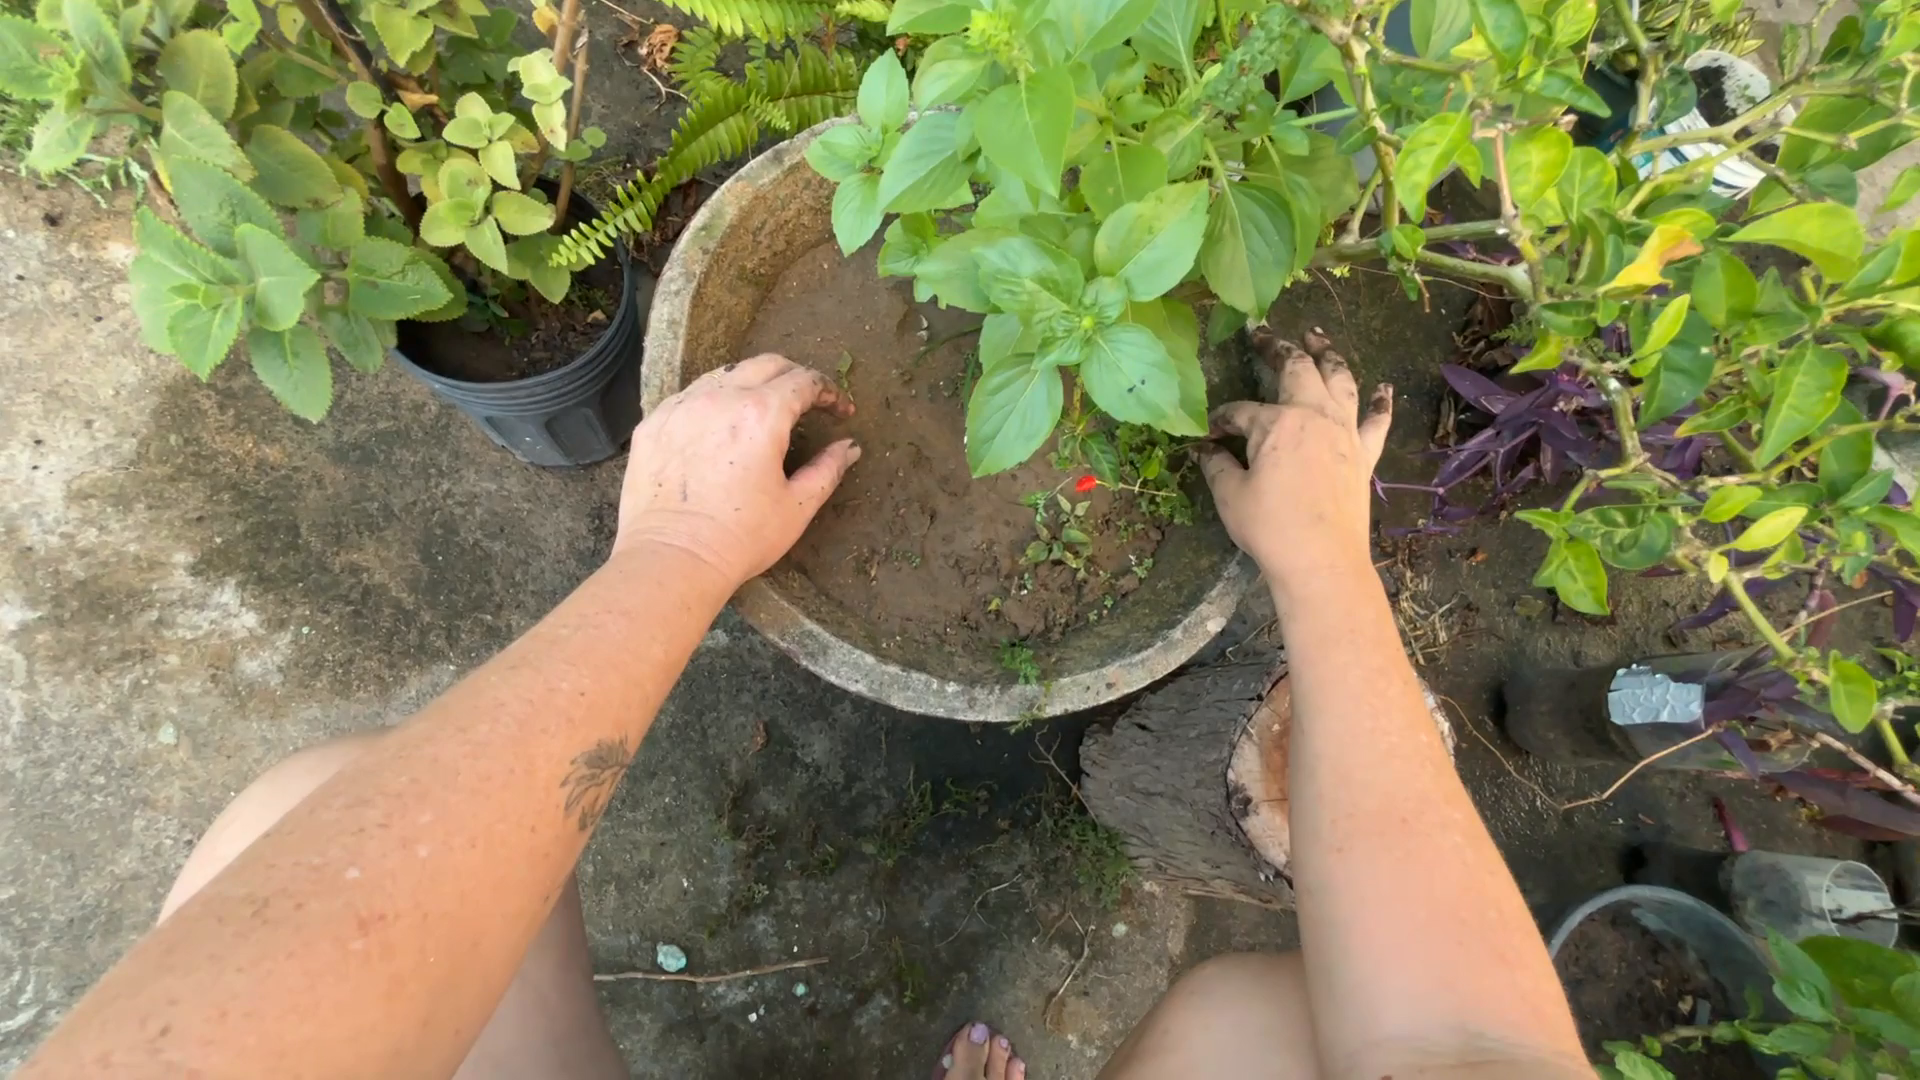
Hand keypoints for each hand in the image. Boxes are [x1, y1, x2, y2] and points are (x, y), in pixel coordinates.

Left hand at [613, 354, 859, 587]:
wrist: (672, 560)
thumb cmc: (741, 538)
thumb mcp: (797, 506)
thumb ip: (828, 469)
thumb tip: (849, 447)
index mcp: (761, 415)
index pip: (804, 381)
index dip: (829, 393)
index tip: (840, 411)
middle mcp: (719, 398)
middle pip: (765, 364)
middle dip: (793, 377)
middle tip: (807, 403)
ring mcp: (681, 407)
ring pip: (724, 374)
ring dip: (752, 385)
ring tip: (762, 413)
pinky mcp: (653, 423)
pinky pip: (689, 396)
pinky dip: (713, 402)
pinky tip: (720, 429)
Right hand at [1197, 328, 1391, 589]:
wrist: (1320, 560)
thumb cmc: (1269, 526)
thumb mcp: (1230, 495)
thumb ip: (1215, 465)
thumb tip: (1201, 449)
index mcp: (1276, 424)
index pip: (1240, 411)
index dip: (1220, 420)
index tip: (1207, 435)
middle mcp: (1315, 416)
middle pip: (1297, 370)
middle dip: (1277, 348)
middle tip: (1263, 333)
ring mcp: (1345, 432)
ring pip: (1341, 380)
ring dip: (1328, 355)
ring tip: (1318, 336)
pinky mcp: (1365, 454)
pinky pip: (1377, 420)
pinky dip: (1380, 402)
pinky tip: (1383, 388)